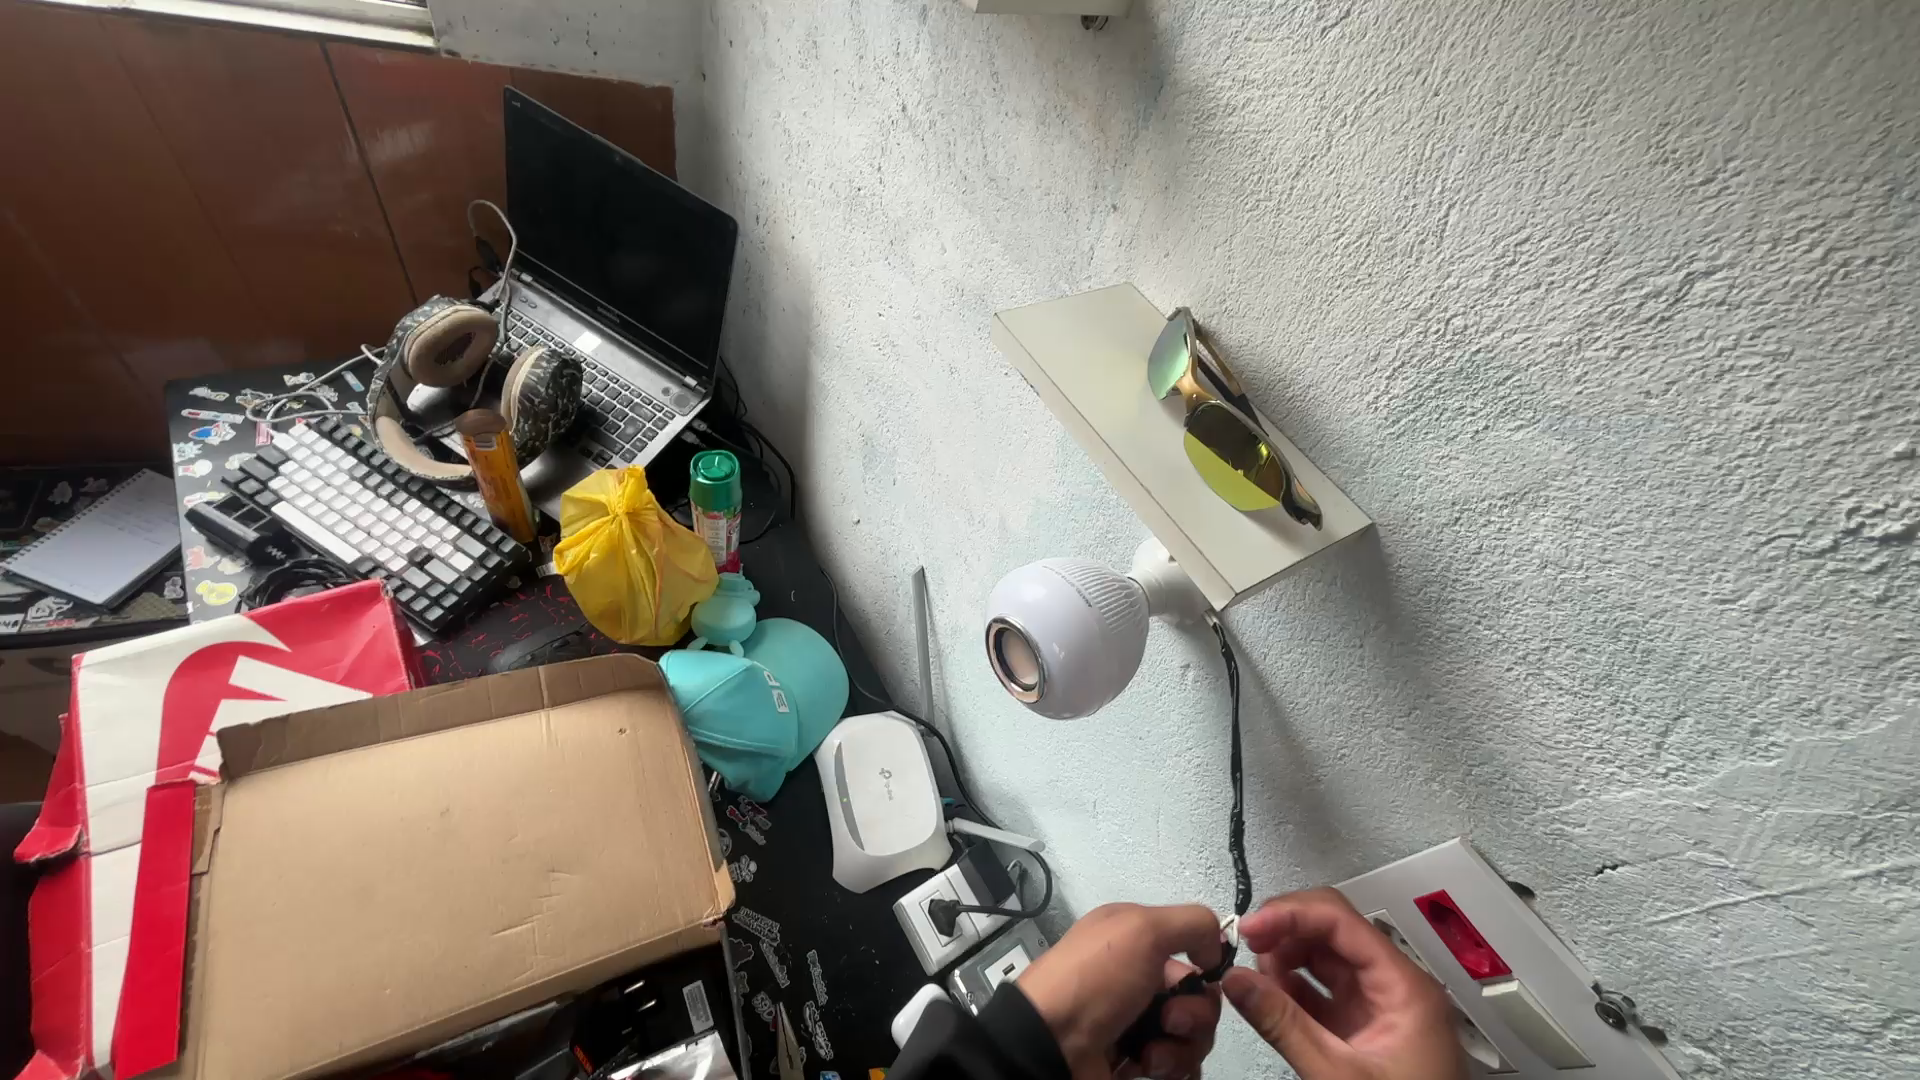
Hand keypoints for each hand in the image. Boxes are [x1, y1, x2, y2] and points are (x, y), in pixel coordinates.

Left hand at [1016, 903, 1224, 1079]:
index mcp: (1137, 936)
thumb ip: (1191, 924)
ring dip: (1182, 1048)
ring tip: (1151, 1054)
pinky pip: (1179, 1064)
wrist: (1052, 1042)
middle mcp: (1141, 974)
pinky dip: (1173, 1068)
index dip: (1207, 966)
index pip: (1194, 948)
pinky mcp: (1139, 1057)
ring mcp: (1139, 1018)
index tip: (1203, 977)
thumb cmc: (1097, 978)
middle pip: (1200, 997)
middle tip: (1169, 1023)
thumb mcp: (1142, 928)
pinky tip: (1149, 1067)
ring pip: (1194, 1035)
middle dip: (1195, 1016)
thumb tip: (1217, 946)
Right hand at [1221, 888, 1464, 1079]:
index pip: (1339, 919)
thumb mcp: (1338, 1079)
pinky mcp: (1362, 1024)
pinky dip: (1291, 984)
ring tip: (1260, 983)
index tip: (1248, 930)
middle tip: (1248, 948)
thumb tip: (1231, 977)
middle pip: (1330, 927)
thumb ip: (1284, 1025)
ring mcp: (1377, 1003)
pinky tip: (1271, 1000)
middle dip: (1285, 930)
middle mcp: (1392, 982)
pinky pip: (1321, 986)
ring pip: (1322, 953)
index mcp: (1403, 985)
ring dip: (1284, 956)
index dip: (1289, 914)